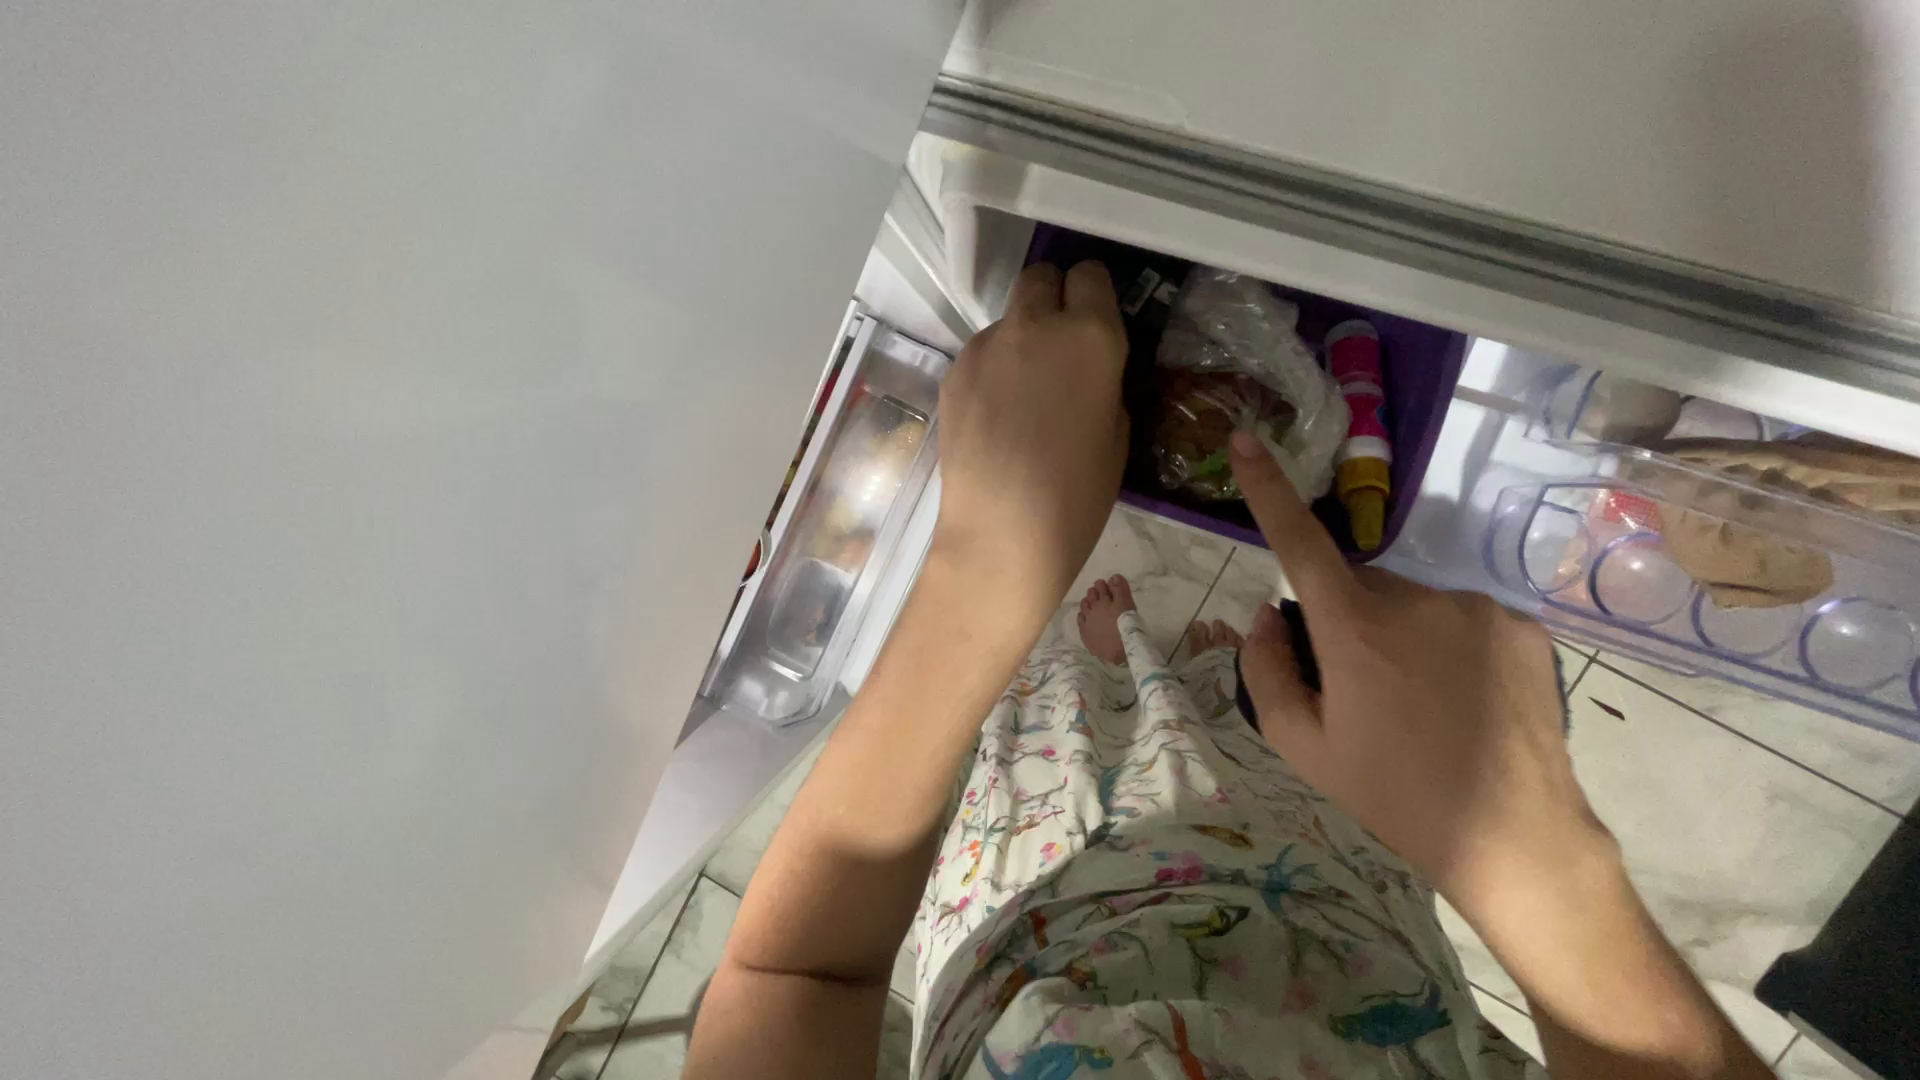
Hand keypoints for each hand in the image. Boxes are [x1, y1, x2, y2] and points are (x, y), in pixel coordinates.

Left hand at [933, 261, 1129, 620]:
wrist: (1001, 534)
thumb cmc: (1076, 496)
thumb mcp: (1117, 435)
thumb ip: (1105, 384)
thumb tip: (1089, 371)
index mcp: (1089, 336)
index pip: (1090, 275)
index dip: (1092, 297)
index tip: (1093, 325)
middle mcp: (1034, 326)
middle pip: (1039, 279)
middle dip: (1052, 301)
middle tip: (1057, 349)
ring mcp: (984, 347)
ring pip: (1006, 321)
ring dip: (1019, 342)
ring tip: (1021, 401)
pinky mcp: (952, 374)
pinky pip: (980, 356)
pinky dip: (991, 373)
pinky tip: (994, 420)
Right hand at [1227, 430, 1614, 917]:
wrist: (1514, 837)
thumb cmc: (1390, 792)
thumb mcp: (1300, 745)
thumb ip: (1265, 668)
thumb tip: (1267, 613)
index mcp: (1356, 629)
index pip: (1298, 542)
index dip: (1267, 488)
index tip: (1246, 440)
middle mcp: (1417, 600)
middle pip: (1355, 584)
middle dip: (1343, 617)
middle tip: (1356, 687)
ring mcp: (1477, 608)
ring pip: (1406, 601)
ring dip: (1395, 631)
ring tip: (1416, 701)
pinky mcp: (1521, 624)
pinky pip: (1456, 615)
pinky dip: (1443, 642)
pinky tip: (1460, 697)